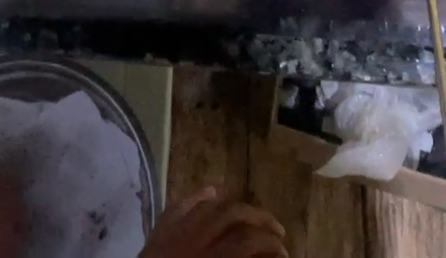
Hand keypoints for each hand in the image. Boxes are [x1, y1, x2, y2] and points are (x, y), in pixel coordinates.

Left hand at [139, 187, 288, 257]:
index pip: (248, 242)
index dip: (270, 245)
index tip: (284, 253)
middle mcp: (195, 240)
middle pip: (233, 215)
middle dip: (260, 220)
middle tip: (278, 231)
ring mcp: (175, 230)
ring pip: (211, 205)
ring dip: (235, 206)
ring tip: (252, 214)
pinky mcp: (160, 229)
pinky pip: (182, 204)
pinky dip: (199, 197)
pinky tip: (213, 194)